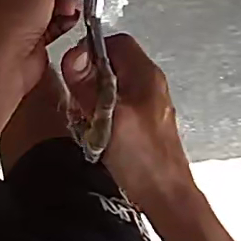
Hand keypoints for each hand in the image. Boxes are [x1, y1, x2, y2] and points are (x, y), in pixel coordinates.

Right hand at [62, 33, 196, 218]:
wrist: (166, 198)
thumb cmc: (144, 160)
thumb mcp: (107, 116)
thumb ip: (88, 85)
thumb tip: (74, 57)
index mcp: (146, 75)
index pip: (116, 42)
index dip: (91, 50)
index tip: (75, 69)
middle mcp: (149, 85)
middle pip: (111, 63)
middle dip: (88, 77)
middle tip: (79, 98)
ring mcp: (146, 104)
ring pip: (109, 85)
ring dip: (92, 99)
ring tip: (86, 119)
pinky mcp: (141, 122)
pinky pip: (114, 105)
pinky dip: (100, 114)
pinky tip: (95, 132)